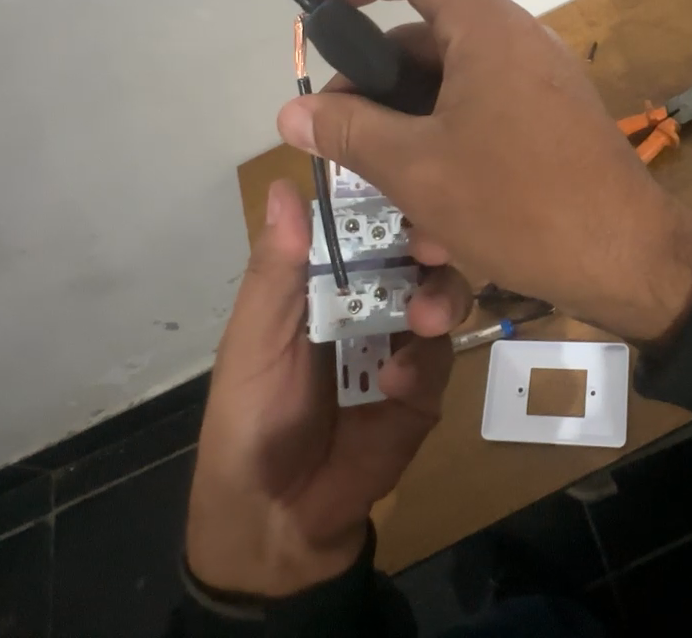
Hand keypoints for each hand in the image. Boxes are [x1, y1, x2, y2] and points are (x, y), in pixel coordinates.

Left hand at [185, 180, 470, 596]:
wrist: (276, 519)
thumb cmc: (249, 418)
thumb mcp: (254, 340)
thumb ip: (277, 270)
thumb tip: (285, 186)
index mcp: (325, 283)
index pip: (365, 226)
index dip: (386, 201)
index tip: (405, 173)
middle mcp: (371, 303)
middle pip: (416, 255)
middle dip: (430, 245)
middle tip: (432, 248)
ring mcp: (402, 345)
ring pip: (442, 297)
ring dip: (438, 299)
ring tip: (423, 320)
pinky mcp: (427, 389)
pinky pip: (441, 360)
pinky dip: (423, 366)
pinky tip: (396, 386)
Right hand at [276, 0, 691, 342]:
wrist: (628, 259)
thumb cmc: (519, 203)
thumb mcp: (418, 169)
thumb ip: (349, 132)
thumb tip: (291, 110)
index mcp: (488, 29)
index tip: (317, 4)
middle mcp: (517, 44)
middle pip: (426, 39)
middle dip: (373, 85)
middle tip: (335, 137)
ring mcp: (538, 87)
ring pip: (451, 92)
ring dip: (408, 133)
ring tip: (381, 192)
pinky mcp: (550, 127)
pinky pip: (483, 120)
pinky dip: (447, 151)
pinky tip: (430, 216)